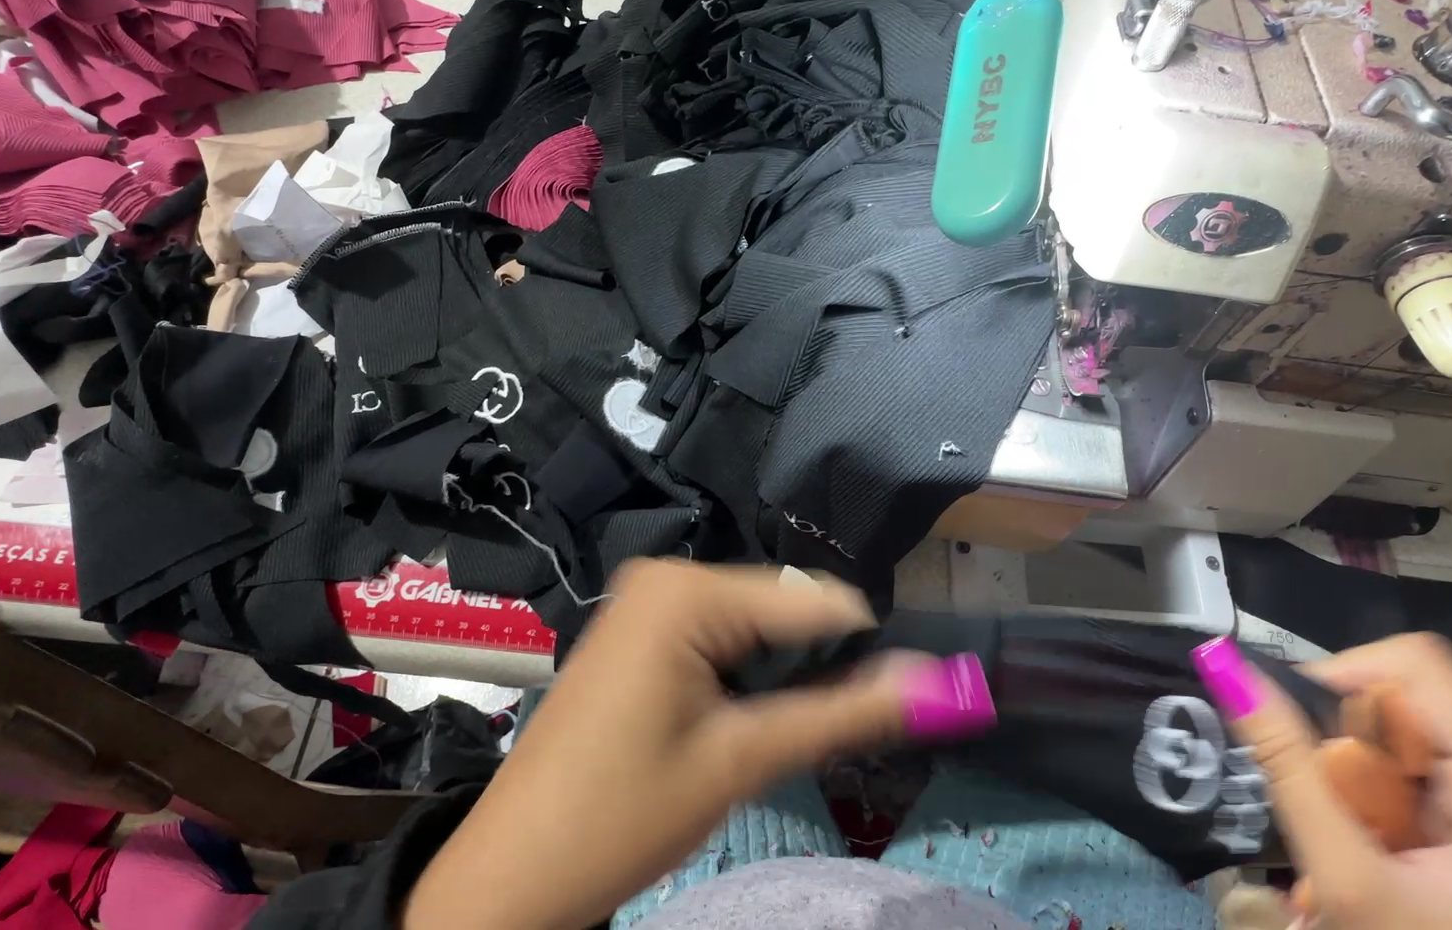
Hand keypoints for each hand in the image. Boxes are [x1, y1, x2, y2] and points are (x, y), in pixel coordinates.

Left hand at [401, 559, 992, 929]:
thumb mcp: (743, 761)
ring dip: (781, 678)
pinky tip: (730, 725)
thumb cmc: (621, 816)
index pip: (818, 601)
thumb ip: (845, 714)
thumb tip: (940, 681)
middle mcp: (670, 575)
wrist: (511, 875)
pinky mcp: (642, 629)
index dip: (860, 657)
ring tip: (761, 738)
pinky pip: (724, 636)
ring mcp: (651, 601)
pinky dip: (746, 676)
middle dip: (814, 669)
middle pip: (788, 609)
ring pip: (761, 626)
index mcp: (689, 590)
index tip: (881, 714)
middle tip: (800, 738)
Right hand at [1195, 633, 1451, 929]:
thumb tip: (1225, 668)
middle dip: (1348, 742)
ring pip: (1411, 734)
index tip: (1297, 737)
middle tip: (1330, 810)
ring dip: (1359, 773)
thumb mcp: (1351, 882)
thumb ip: (1288, 767)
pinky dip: (1381, 796)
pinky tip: (1382, 848)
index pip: (1415, 664)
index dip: (1339, 679)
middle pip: (1412, 700)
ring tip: (1357, 840)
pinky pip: (1427, 770)